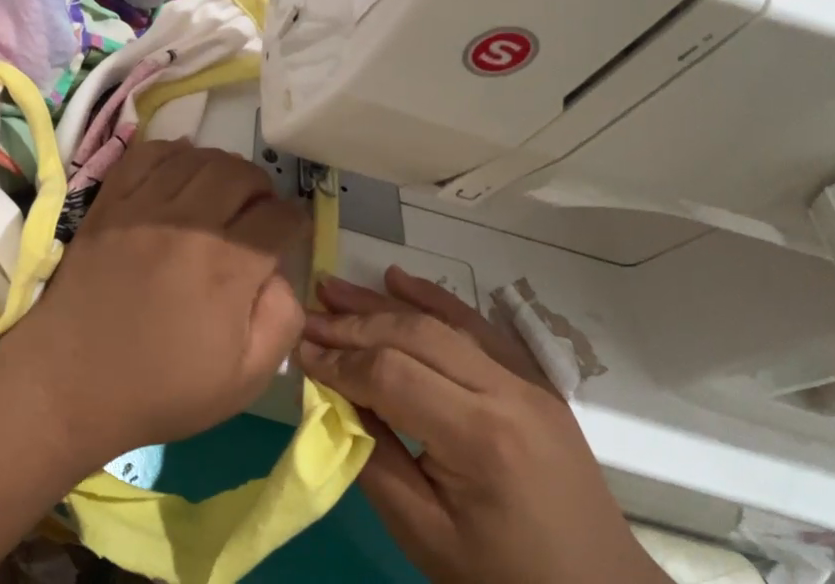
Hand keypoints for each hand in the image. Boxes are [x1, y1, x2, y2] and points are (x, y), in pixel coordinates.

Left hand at [11, 139, 308, 461]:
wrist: (71, 381)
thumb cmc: (163, 390)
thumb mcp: (247, 378)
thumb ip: (281, 318)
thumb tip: (279, 272)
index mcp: (227, 267)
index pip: (278, 215)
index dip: (294, 222)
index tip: (288, 235)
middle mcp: (187, 223)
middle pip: (239, 172)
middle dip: (260, 187)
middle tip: (256, 212)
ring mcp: (140, 208)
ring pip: (194, 157)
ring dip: (219, 168)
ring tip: (219, 193)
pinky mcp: (106, 203)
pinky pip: (144, 154)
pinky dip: (169, 152)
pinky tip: (178, 171)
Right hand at [298, 267, 668, 583]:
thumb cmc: (501, 574)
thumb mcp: (421, 530)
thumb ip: (371, 454)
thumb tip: (331, 394)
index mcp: (479, 438)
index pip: (390, 374)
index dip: (338, 361)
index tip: (298, 351)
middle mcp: (507, 394)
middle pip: (414, 336)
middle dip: (352, 325)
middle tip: (305, 317)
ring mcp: (528, 383)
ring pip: (443, 323)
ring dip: (383, 303)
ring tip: (333, 287)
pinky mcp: (536, 384)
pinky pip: (480, 328)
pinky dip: (436, 300)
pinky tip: (399, 281)